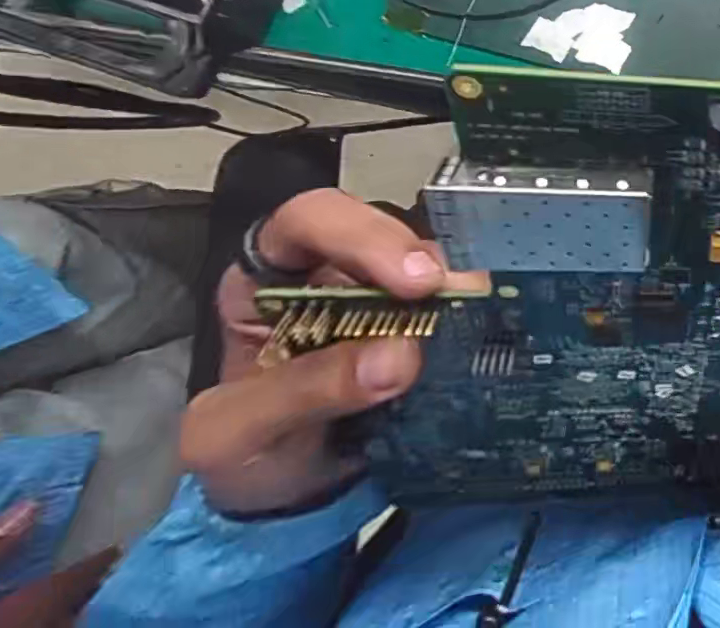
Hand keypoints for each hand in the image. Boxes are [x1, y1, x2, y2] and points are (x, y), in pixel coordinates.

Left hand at [181, 190, 487, 515]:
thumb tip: (398, 357)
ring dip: (446, 282)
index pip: (307, 222)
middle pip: (372, 227)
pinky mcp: (416, 321)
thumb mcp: (240, 433)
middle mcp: (326, 272)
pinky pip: (447, 299)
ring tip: (469, 311)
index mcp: (266, 279)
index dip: (357, 235)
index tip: (408, 280)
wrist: (285, 497)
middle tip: (443, 289)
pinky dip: (465, 309)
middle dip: (407, 252)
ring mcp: (377, 294)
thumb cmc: (244, 455)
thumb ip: (303, 391)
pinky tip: (478, 324)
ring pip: (420, 258)